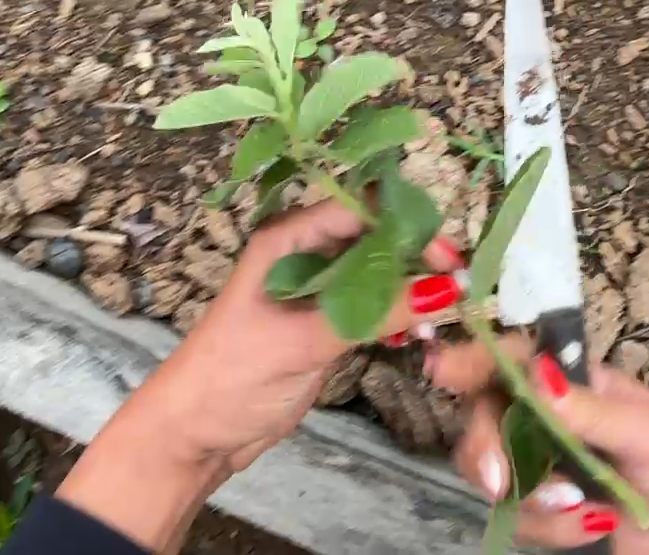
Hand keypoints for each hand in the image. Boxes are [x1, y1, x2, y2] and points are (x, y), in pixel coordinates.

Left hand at [57, 200, 463, 552]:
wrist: (192, 438)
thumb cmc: (233, 376)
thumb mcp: (306, 340)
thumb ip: (375, 313)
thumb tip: (447, 290)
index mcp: (288, 238)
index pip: (359, 211)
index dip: (405, 227)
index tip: (446, 257)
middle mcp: (304, 253)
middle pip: (373, 239)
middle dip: (415, 260)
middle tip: (457, 287)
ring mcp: (314, 288)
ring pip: (376, 273)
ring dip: (409, 291)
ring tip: (442, 317)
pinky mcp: (323, 322)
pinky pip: (370, 305)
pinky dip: (395, 316)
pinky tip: (417, 336)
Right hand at [431, 340, 648, 554]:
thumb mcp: (646, 434)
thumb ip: (588, 410)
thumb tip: (535, 374)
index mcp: (571, 380)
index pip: (510, 358)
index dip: (471, 359)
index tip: (439, 369)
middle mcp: (547, 414)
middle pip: (485, 415)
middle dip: (486, 448)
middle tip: (496, 481)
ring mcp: (544, 462)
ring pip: (494, 470)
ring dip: (533, 498)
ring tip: (582, 508)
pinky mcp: (546, 509)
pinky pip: (519, 517)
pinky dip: (552, 529)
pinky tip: (593, 525)